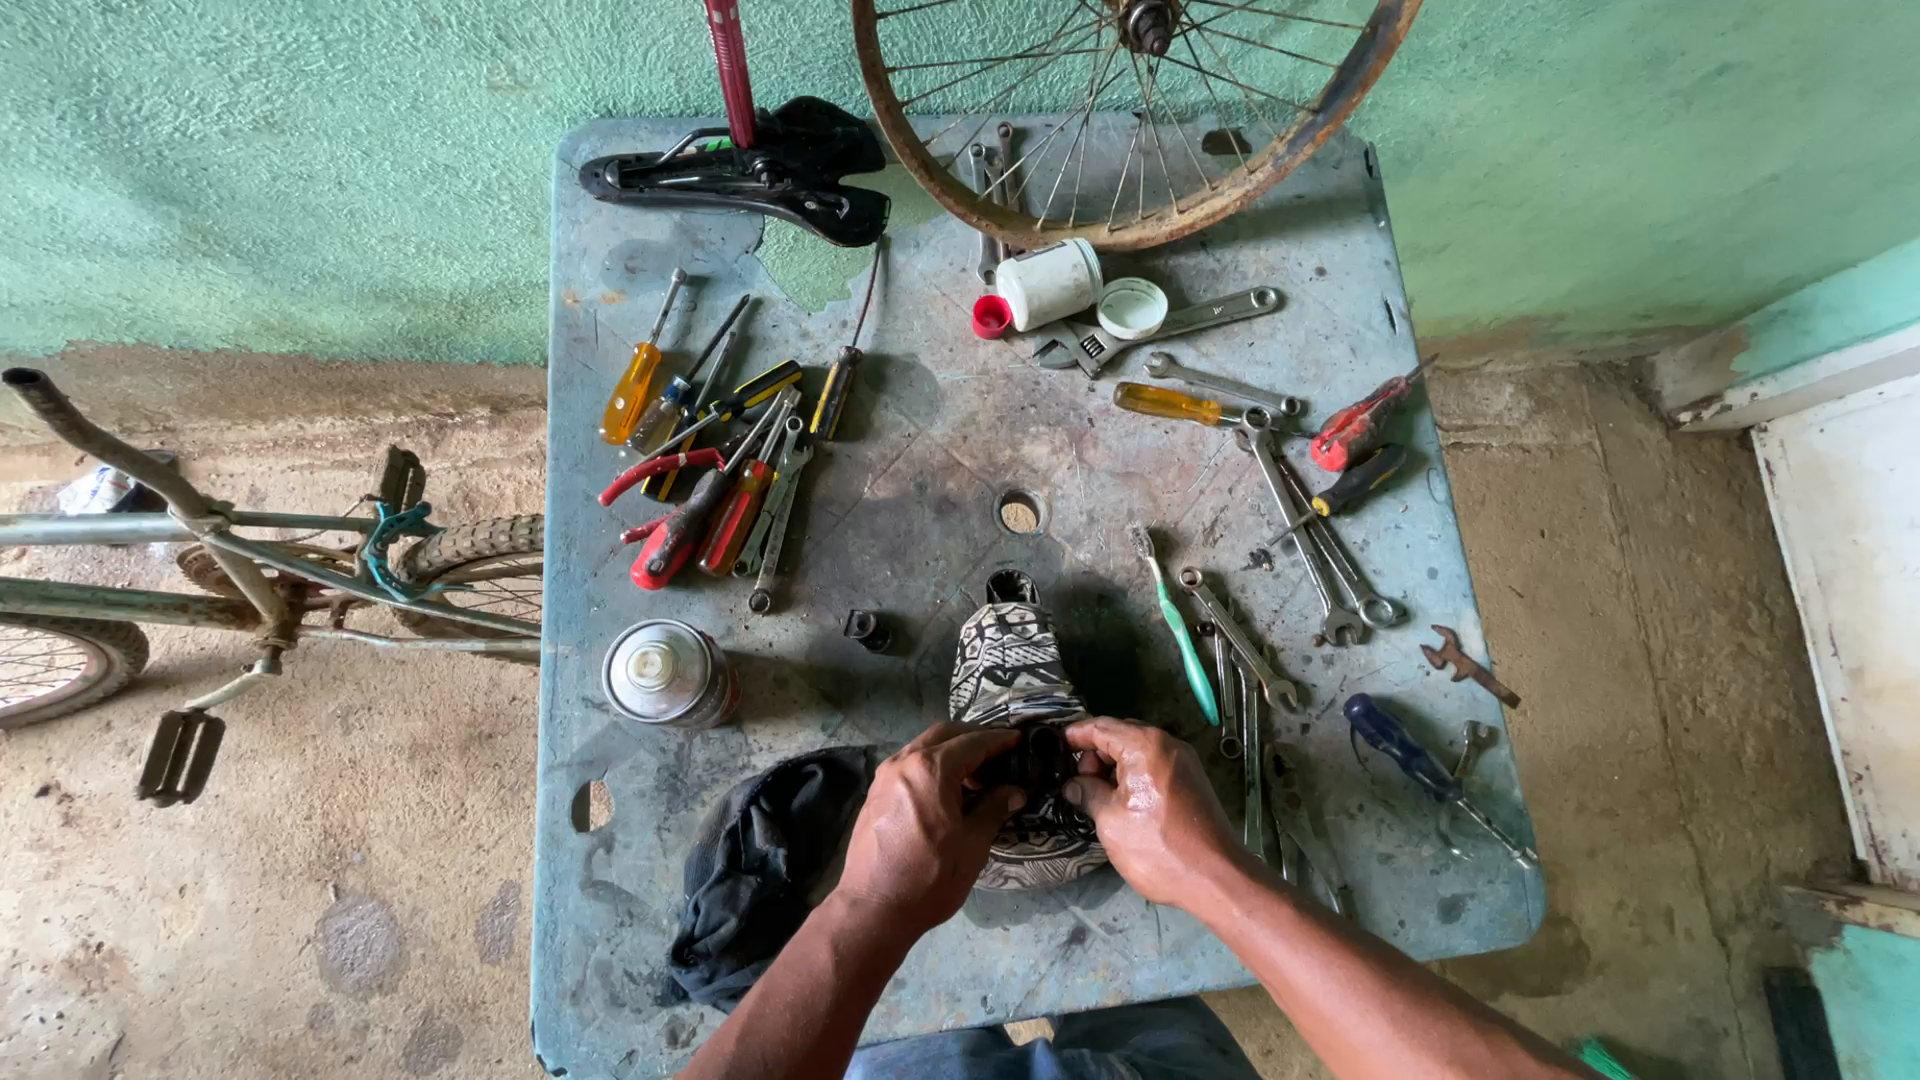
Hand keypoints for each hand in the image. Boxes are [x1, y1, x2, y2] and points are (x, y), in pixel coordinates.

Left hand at [835, 723, 1026, 936]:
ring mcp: (885, 775)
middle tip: (998, 751)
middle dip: (973, 737)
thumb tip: (1014, 791)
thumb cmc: (929, 878)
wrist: (874, 908)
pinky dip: (931, 763)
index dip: (998, 740)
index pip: (972, 743)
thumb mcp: (972, 845)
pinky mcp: (875, 791)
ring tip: (975, 774)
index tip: (1018, 739)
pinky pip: (909, 763)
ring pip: (924, 746)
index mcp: (931, 769)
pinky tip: (946, 788)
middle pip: (944, 734)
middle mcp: (905, 761)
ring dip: (950, 750)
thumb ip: (994, 809)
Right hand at [1060, 716, 1242, 907]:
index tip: (1055, 747)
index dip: (1075, 735)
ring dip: (1114, 765)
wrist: (1216, 878)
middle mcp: (1167, 743)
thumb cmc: (1158, 847)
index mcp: (1144, 745)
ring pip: (1138, 750)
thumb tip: (1073, 786)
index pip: (1101, 727)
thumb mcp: (1111, 821)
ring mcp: (1184, 761)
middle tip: (1078, 782)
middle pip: (1120, 734)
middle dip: (1095, 753)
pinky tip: (1123, 799)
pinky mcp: (1192, 780)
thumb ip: (1088, 794)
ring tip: (1098, 795)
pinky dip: (1134, 773)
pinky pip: (1154, 763)